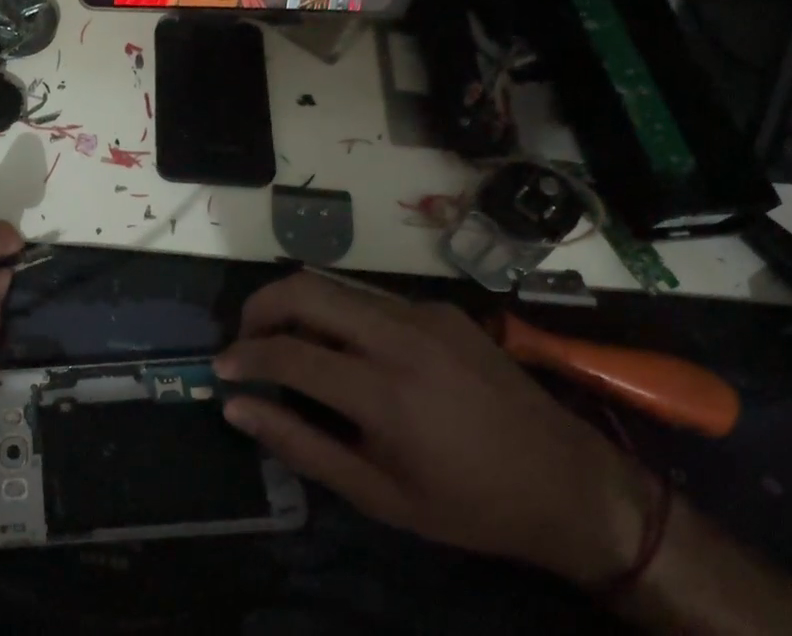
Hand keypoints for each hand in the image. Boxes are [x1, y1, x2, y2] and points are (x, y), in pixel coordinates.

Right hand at [215, 273, 655, 584]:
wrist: (570, 484)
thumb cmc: (468, 504)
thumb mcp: (377, 494)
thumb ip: (300, 445)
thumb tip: (237, 407)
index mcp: (384, 392)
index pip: (287, 352)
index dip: (242, 357)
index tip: (221, 369)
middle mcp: (400, 336)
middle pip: (304, 289)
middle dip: (259, 308)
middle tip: (245, 341)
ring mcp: (425, 315)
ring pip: (335, 285)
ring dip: (297, 306)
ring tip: (287, 344)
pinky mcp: (443, 309)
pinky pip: (372, 298)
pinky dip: (340, 314)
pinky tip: (349, 352)